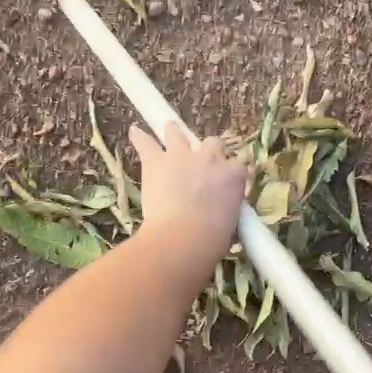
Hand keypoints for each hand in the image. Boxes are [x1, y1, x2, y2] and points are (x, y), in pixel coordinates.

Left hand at [129, 123, 246, 259]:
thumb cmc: (214, 239)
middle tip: (202, 167)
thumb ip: (229, 209)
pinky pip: (145, 142)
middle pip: (213, 143)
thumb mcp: (232, 224)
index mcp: (233, 175)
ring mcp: (181, 156)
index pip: (236, 166)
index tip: (225, 185)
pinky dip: (140, 137)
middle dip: (208, 152)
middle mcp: (210, 158)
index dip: (229, 174)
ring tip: (171, 134)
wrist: (184, 238)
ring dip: (175, 134)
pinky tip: (135, 132)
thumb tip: (224, 214)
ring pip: (178, 133)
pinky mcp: (156, 161)